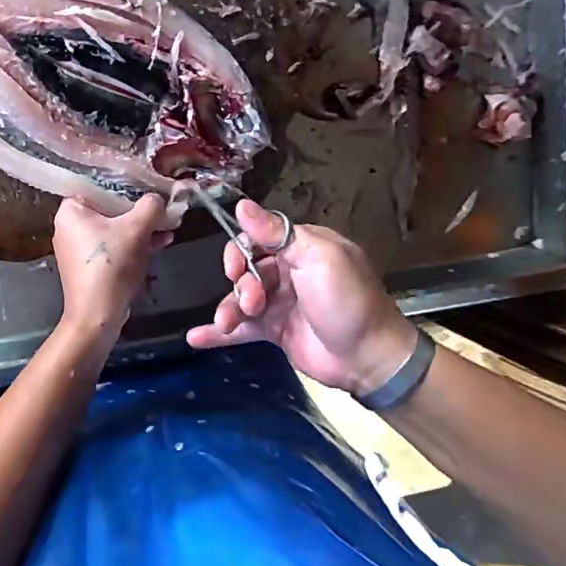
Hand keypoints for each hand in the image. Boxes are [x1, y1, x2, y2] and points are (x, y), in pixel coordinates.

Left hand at [52, 195, 179, 330]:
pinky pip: (113, 246)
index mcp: (70, 210)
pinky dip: (133, 243)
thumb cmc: (111, 265)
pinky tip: (161, 242)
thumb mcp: (136, 229)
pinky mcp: (89, 265)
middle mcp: (69, 226)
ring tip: (169, 225)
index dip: (127, 183)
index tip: (150, 184)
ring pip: (114, 228)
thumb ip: (150, 206)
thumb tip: (158, 197)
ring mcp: (78, 247)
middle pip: (109, 207)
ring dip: (141, 228)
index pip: (98, 185)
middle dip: (139, 210)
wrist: (97, 314)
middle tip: (163, 208)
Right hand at [184, 202, 417, 393]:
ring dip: (228, 309)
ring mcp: (280, 302)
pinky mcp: (275, 330)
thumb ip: (277, 232)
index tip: (235, 267)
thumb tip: (241, 205)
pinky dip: (218, 332)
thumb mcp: (318, 258)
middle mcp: (289, 271)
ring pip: (240, 298)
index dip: (240, 250)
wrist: (369, 360)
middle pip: (246, 269)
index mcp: (302, 248)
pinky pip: (241, 328)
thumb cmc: (347, 302)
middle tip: (251, 303)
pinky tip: (196, 338)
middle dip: (240, 285)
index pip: (258, 238)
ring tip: (226, 324)